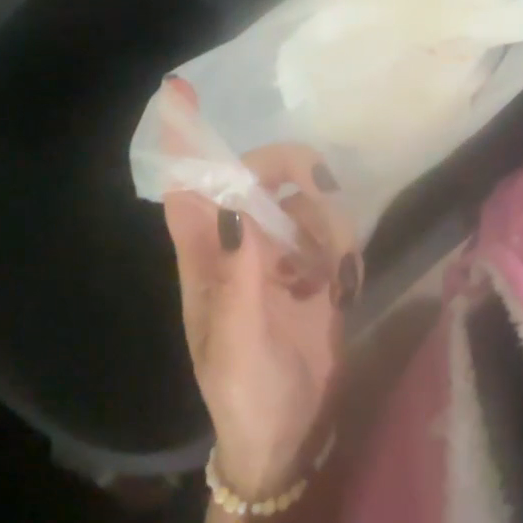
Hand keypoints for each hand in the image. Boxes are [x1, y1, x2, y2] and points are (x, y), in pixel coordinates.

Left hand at [156, 78, 359, 496]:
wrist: (289, 432)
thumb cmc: (246, 391)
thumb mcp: (238, 341)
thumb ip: (241, 275)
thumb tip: (241, 207)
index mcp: (207, 260)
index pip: (190, 189)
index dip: (185, 142)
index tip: (181, 90)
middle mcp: (242, 247)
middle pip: (257, 179)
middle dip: (284, 171)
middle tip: (317, 185)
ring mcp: (281, 257)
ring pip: (301, 201)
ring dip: (321, 222)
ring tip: (326, 272)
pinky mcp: (317, 270)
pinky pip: (332, 231)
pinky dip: (341, 247)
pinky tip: (340, 285)